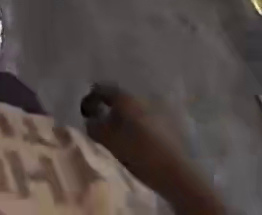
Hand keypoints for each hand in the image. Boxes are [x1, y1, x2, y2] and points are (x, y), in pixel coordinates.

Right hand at [82, 85, 226, 214]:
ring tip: (115, 135)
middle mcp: (139, 98)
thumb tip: (90, 120)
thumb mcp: (108, 140)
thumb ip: (94, 126)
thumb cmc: (138, 152)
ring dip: (121, 119)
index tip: (84, 112)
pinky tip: (132, 141)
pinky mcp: (165, 126)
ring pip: (131, 110)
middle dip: (106, 109)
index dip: (90, 99)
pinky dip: (134, 127)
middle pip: (117, 99)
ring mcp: (155, 111)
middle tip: (99, 124)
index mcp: (125, 98)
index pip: (101, 89)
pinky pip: (142, 121)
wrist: (176, 173)